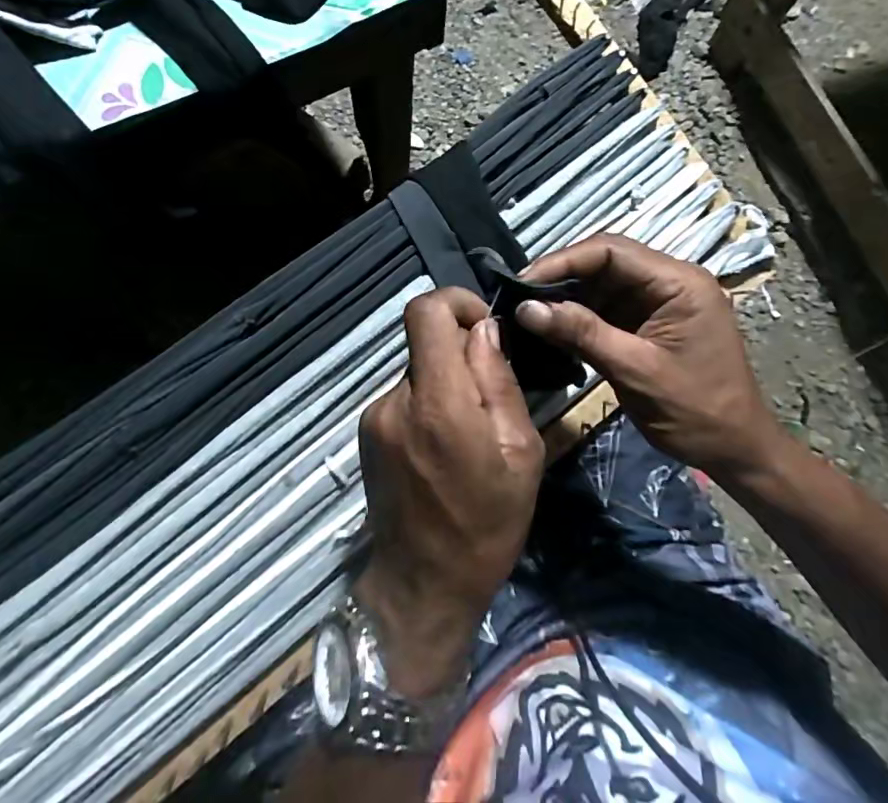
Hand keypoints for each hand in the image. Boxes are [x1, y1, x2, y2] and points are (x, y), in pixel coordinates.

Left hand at [357, 288, 544, 695]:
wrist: (424, 584)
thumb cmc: (486, 523)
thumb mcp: (520, 452)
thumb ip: (498, 381)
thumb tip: (485, 330)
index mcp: (437, 400)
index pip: (425, 311)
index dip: (457, 303)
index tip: (484, 328)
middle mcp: (395, 399)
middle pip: (425, 342)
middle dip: (461, 355)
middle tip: (491, 397)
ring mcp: (374, 417)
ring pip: (418, 373)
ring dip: (446, 385)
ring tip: (470, 434)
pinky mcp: (367, 434)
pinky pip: (405, 399)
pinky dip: (428, 406)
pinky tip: (444, 449)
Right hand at [516, 234, 780, 479]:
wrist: (735, 450)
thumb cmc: (695, 410)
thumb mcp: (635, 370)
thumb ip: (581, 333)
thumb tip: (525, 308)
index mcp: (679, 282)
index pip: (611, 250)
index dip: (563, 261)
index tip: (523, 282)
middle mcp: (670, 282)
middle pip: (605, 262)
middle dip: (561, 278)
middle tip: (518, 298)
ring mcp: (660, 302)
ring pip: (602, 285)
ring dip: (566, 298)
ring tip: (527, 313)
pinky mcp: (649, 323)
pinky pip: (608, 309)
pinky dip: (579, 318)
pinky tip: (550, 328)